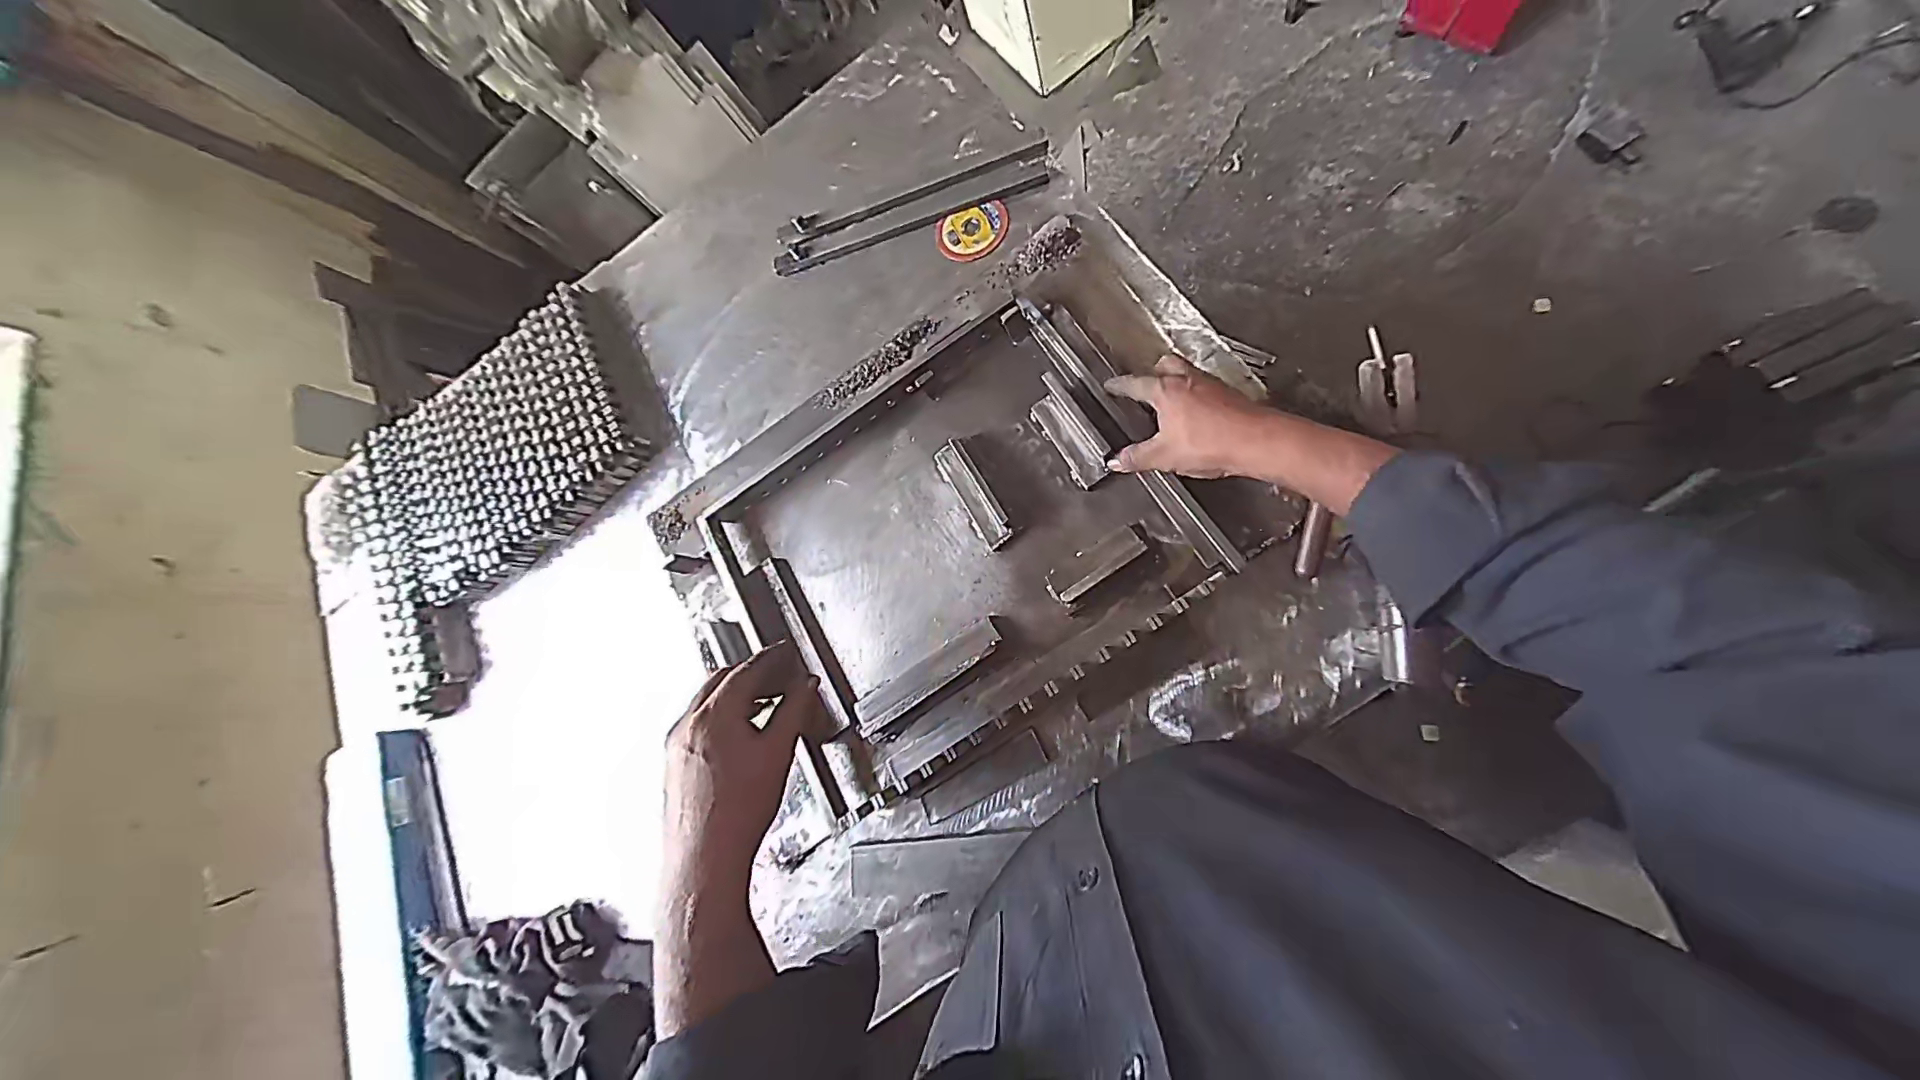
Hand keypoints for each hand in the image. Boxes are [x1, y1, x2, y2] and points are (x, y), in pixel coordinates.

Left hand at [656, 643, 823, 1037]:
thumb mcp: (778, 753)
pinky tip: (743, 729)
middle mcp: (688, 725)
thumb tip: (805, 688)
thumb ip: (794, 712)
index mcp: (712, 716)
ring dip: (738, 691)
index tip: (786, 654)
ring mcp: (677, 745)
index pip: (747, 671)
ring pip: (708, 700)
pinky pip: (700, 721)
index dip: (772, 658)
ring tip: (767, 698)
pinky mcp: (675, 764)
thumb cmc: (736, 815)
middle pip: (722, 679)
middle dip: (753, 671)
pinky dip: (724, 712)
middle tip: (779, 671)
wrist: (703, 863)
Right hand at [1104, 354, 1278, 478]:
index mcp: (1166, 391)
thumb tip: (1117, 460)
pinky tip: (1197, 413)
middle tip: (1146, 383)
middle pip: (1166, 365)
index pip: (1135, 383)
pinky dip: (1198, 395)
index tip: (1112, 386)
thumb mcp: (1163, 456)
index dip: (1120, 386)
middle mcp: (1189, 381)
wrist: (1256, 442)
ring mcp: (1212, 386)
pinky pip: (1207, 388)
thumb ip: (1137, 457)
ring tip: (1170, 398)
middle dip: (1153, 372)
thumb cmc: (1212, 442)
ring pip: (1188, 374)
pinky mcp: (1230, 396)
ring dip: (1177, 382)